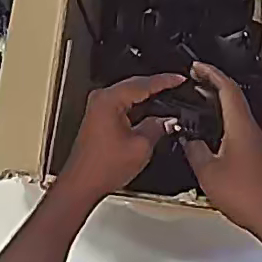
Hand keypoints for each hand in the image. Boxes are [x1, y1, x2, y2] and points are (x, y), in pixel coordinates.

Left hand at [54, 73, 185, 202]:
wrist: (83, 182)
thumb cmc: (103, 167)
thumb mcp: (140, 146)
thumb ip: (157, 127)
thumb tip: (167, 120)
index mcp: (109, 100)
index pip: (142, 84)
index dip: (164, 81)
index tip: (178, 78)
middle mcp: (101, 99)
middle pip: (134, 85)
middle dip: (156, 85)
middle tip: (176, 84)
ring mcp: (97, 107)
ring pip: (127, 94)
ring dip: (146, 96)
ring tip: (167, 96)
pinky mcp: (98, 117)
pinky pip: (121, 104)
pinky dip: (136, 106)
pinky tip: (150, 111)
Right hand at [183, 63, 261, 261]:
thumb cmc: (247, 196)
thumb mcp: (207, 171)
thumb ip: (193, 149)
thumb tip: (188, 139)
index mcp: (240, 126)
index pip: (227, 88)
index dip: (210, 73)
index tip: (196, 66)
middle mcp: (250, 129)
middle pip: (233, 95)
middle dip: (212, 82)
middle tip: (194, 77)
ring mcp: (254, 141)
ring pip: (235, 110)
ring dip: (217, 100)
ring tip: (198, 98)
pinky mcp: (254, 154)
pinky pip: (236, 125)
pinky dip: (221, 117)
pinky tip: (209, 128)